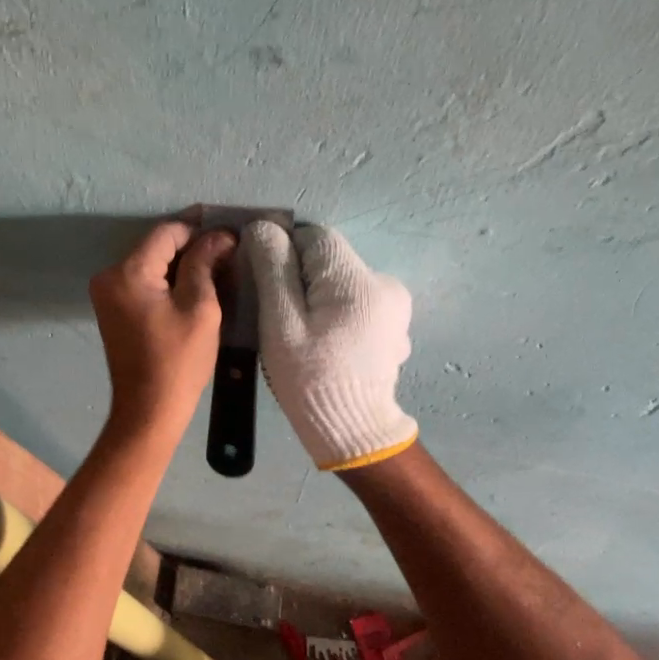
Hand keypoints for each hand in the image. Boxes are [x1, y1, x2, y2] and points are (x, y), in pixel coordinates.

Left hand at [88, 222, 236, 431]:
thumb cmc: (178, 360)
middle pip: (156, 246)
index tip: (231, 236)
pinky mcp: (113, 309)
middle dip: (192, 247)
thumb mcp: (199, 307)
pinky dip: (167, 281)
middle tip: (229, 254)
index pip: (166, 233)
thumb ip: (204, 263)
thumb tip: (219, 235)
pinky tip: (194, 288)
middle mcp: (109, 276)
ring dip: (181, 265)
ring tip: (218, 270)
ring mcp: (107, 294)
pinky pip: (143, 282)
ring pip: (151, 264)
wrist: (149, 409)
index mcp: (127, 272)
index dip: (200, 230)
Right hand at [244, 222, 418, 469]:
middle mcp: (384, 284)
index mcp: (358, 280)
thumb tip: (264, 228)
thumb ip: (273, 269)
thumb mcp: (280, 323)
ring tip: (300, 335)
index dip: (283, 252)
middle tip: (277, 316)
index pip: (314, 237)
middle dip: (298, 278)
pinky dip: (333, 314)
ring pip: (339, 282)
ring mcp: (394, 308)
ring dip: (315, 297)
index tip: (265, 285)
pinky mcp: (392, 328)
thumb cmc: (312, 377)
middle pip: (328, 260)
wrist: (355, 432)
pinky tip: (323, 345)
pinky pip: (353, 304)